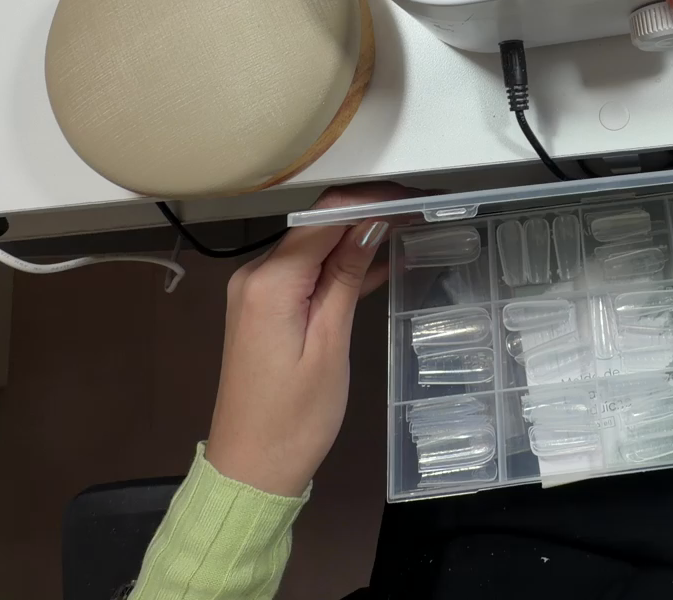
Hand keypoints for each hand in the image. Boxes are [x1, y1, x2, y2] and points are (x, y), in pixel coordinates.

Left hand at [202, 184, 412, 495]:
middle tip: (422, 208)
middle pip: (321, 222)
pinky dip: (346, 262)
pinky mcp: (271, 305)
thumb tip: (372, 222)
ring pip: (319, 242)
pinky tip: (385, 258)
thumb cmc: (295, 417)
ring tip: (413, 224)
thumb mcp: (329, 343)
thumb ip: (346, 276)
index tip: (416, 198)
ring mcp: (262, 289)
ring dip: (363, 232)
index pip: (327, 216)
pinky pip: (312, 269)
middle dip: (372, 210)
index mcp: (270, 280)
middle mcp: (257, 273)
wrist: (250, 473)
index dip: (373, 200)